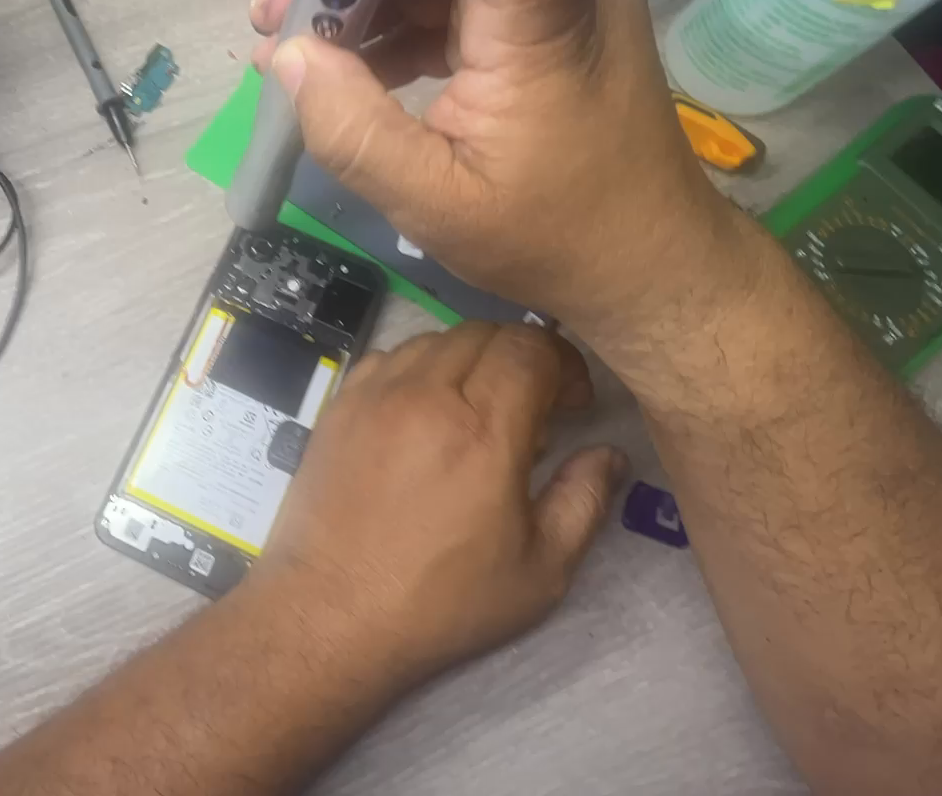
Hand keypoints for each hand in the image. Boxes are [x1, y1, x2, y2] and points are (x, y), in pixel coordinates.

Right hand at [249, 0, 749, 335]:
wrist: (640, 267)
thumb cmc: (555, 240)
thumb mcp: (436, 206)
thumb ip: (354, 134)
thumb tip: (289, 57)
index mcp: (547, 17)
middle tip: (276, 11)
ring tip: (292, 45)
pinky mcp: (523, 20)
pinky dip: (382, 19)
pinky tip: (341, 64)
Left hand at [253, 322, 627, 680]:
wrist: (332, 607)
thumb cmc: (441, 598)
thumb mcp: (539, 568)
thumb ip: (583, 499)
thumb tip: (609, 454)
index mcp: (481, 430)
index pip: (529, 347)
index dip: (563, 362)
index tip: (571, 402)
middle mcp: (423, 395)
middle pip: (483, 333)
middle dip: (520, 356)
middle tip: (531, 406)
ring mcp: (372, 394)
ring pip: (433, 339)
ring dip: (468, 359)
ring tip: (475, 408)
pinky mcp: (338, 405)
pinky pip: (385, 358)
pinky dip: (415, 368)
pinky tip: (420, 409)